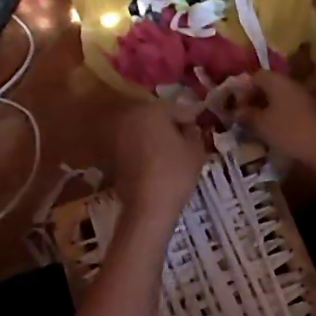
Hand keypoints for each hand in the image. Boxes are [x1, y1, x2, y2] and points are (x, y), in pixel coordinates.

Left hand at [113, 101, 204, 219]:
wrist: (148, 205)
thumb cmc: (176, 173)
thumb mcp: (195, 151)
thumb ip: (194, 133)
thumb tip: (190, 128)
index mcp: (153, 111)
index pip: (178, 110)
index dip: (192, 119)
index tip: (201, 126)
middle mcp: (131, 117)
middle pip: (158, 117)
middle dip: (172, 126)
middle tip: (187, 138)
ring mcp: (119, 134)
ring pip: (145, 130)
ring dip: (158, 137)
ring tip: (173, 150)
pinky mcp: (114, 152)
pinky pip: (136, 144)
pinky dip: (147, 148)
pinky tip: (158, 160)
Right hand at [233, 70, 315, 167]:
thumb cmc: (289, 132)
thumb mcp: (261, 126)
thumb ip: (247, 116)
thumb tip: (237, 111)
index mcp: (279, 80)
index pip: (256, 76)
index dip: (245, 91)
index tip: (239, 108)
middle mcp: (295, 83)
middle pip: (273, 85)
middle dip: (260, 99)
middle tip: (251, 117)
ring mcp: (312, 95)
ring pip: (288, 97)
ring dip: (276, 107)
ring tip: (268, 124)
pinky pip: (301, 108)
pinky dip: (291, 115)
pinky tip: (287, 129)